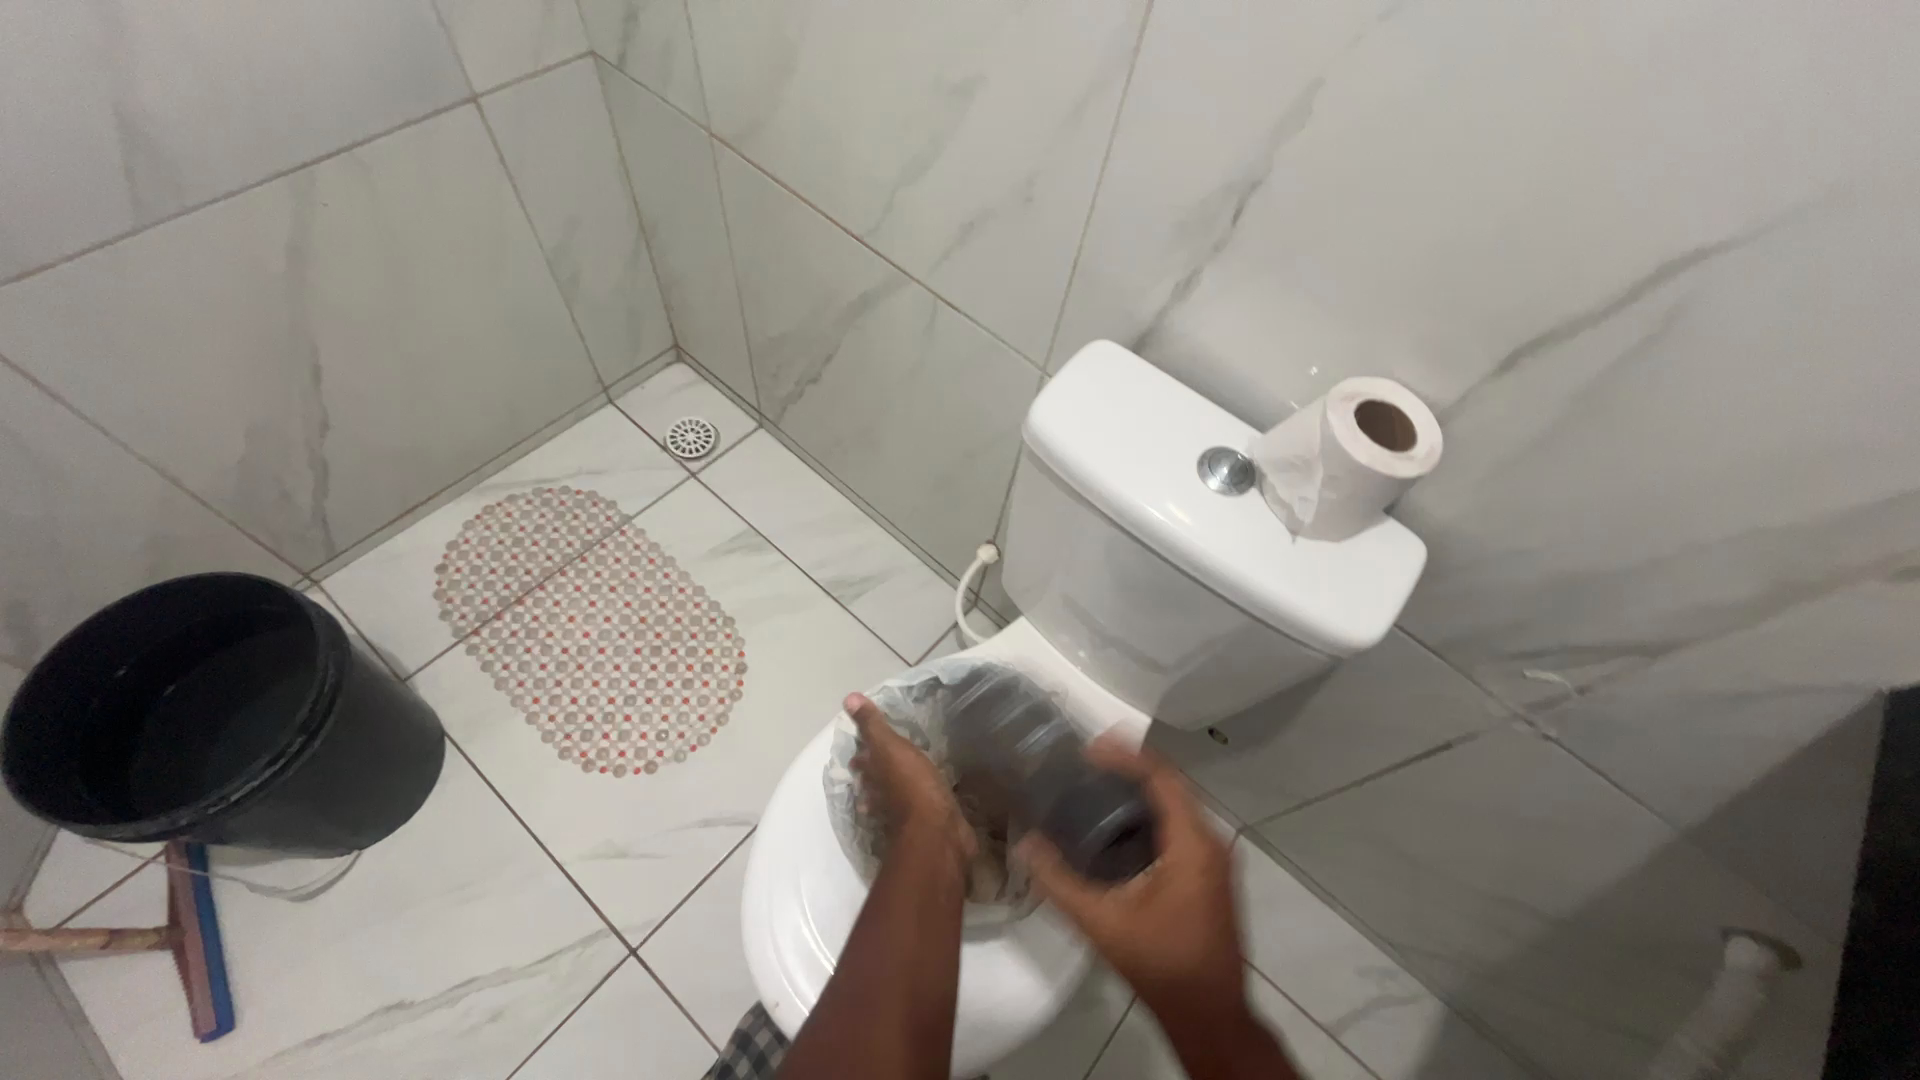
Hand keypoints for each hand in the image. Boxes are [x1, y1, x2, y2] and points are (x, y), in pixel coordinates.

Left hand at [846, 693, 975, 868]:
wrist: (936, 831)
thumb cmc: (911, 784)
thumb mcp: (889, 746)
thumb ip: (871, 724)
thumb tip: (848, 697)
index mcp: (871, 776)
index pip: (860, 760)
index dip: (862, 751)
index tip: (865, 743)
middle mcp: (879, 797)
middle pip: (872, 782)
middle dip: (874, 772)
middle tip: (884, 760)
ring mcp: (899, 815)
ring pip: (889, 798)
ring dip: (892, 790)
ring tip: (903, 778)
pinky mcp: (922, 825)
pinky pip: (916, 809)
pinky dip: (917, 803)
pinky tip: (928, 797)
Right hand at [1017, 738, 1246, 1027]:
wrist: (1211, 1017)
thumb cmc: (1160, 966)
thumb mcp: (1102, 924)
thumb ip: (1059, 881)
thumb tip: (1025, 843)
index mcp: (1193, 845)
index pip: (1162, 779)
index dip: (1126, 756)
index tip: (1088, 748)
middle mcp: (1212, 842)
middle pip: (1172, 785)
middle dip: (1130, 767)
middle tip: (1085, 761)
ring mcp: (1216, 859)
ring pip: (1177, 805)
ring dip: (1140, 790)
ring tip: (1095, 782)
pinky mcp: (1211, 874)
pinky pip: (1180, 825)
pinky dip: (1150, 814)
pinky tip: (1117, 822)